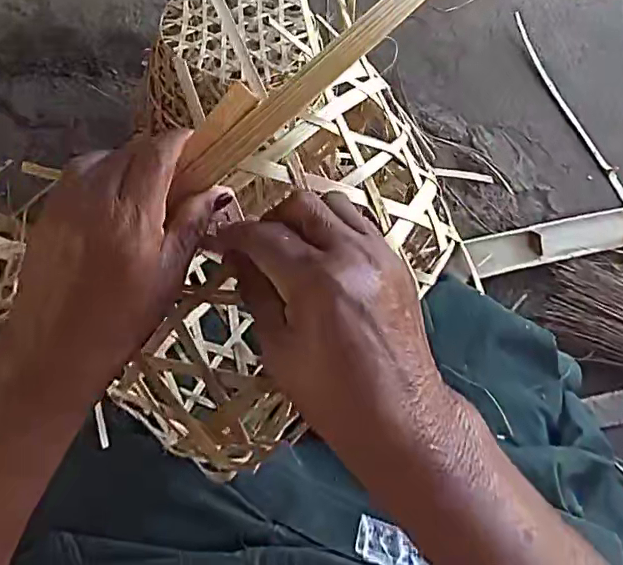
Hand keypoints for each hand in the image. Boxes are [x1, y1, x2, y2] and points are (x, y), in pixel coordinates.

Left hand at [0, 132, 231, 401]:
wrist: (49, 354)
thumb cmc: (119, 321)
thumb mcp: (168, 276)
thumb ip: (192, 224)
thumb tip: (217, 190)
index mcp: (132, 215)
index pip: (157, 152)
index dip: (178, 140)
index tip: (194, 143)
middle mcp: (96, 198)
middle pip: (130, 149)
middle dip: (155, 151)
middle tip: (173, 171)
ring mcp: (66, 202)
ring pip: (101, 156)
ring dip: (124, 158)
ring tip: (139, 182)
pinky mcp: (47, 212)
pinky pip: (77, 174)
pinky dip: (98, 172)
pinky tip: (109, 199)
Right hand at [210, 190, 456, 464]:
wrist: (403, 420)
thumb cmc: (334, 399)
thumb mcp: (279, 351)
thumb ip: (256, 293)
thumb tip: (236, 257)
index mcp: (316, 281)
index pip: (264, 236)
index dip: (234, 234)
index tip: (219, 239)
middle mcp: (350, 253)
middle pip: (300, 205)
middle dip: (270, 218)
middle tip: (256, 245)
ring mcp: (379, 252)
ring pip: (333, 203)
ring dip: (305, 216)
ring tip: (291, 245)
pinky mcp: (396, 259)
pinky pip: (359, 221)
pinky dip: (334, 225)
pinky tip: (324, 253)